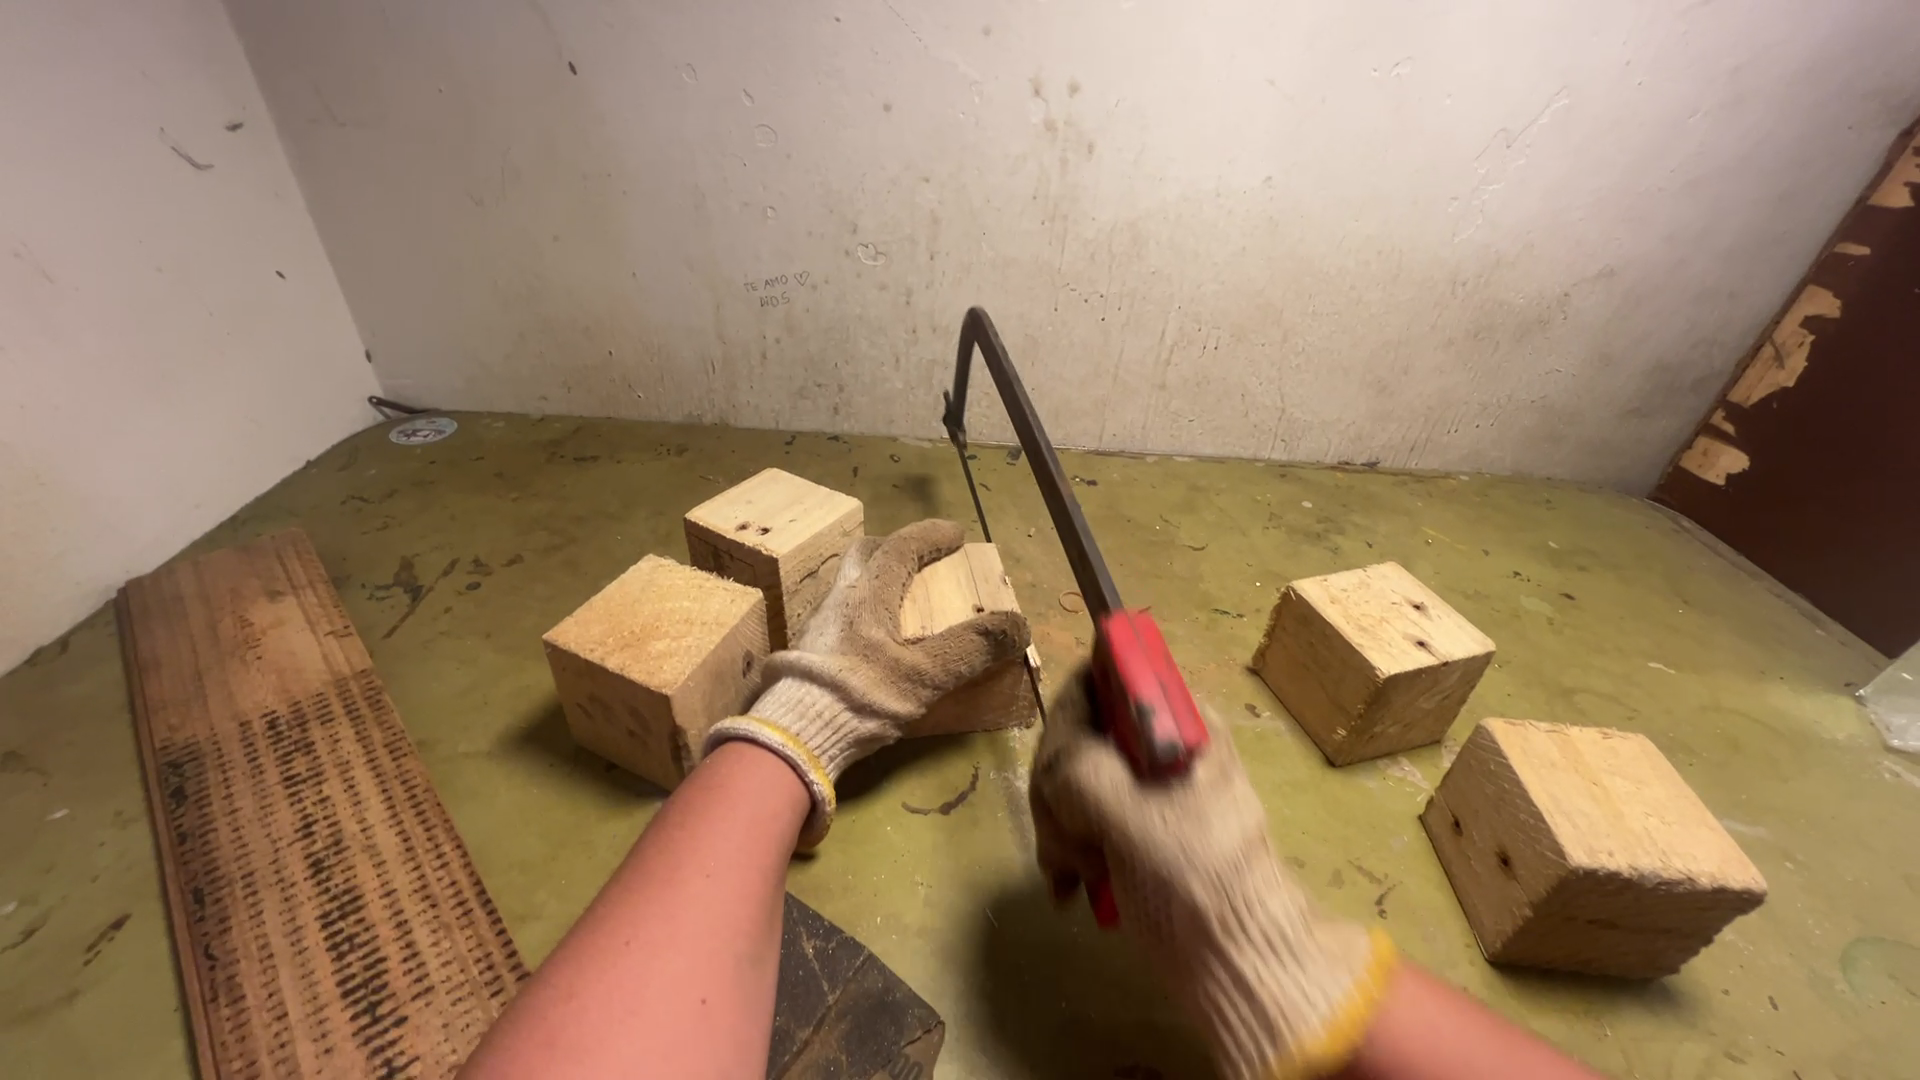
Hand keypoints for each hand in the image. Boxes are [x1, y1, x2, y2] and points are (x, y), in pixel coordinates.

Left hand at [705, 519, 1029, 847]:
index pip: (900, 549)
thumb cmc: (860, 697)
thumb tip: (1016, 624)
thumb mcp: (925, 675)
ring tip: (902, 600)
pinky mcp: (809, 654)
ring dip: (878, 581)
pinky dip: (866, 613)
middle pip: (863, 557)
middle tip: (918, 557)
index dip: (930, 536)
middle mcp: (839, 600)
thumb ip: (970, 648)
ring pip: (849, 585)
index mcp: (868, 596)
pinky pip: (842, 616)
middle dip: (894, 549)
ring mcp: (819, 626)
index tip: (956, 533)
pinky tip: (875, 641)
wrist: (794, 737)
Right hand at [1030, 667, 1398, 1079]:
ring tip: (1074, 877)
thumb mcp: (1136, 823)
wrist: (1242, 969)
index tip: (1060, 779)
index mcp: (1177, 722)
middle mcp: (1162, 741)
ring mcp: (1148, 783)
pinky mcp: (1136, 821)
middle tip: (1067, 845)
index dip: (1068, 722)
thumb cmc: (1199, 889)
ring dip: (1061, 829)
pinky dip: (1069, 847)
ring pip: (1070, 777)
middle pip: (1076, 734)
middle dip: (1059, 793)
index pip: (1100, 682)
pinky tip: (1071, 886)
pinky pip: (1081, 812)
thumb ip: (1083, 771)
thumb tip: (1052, 750)